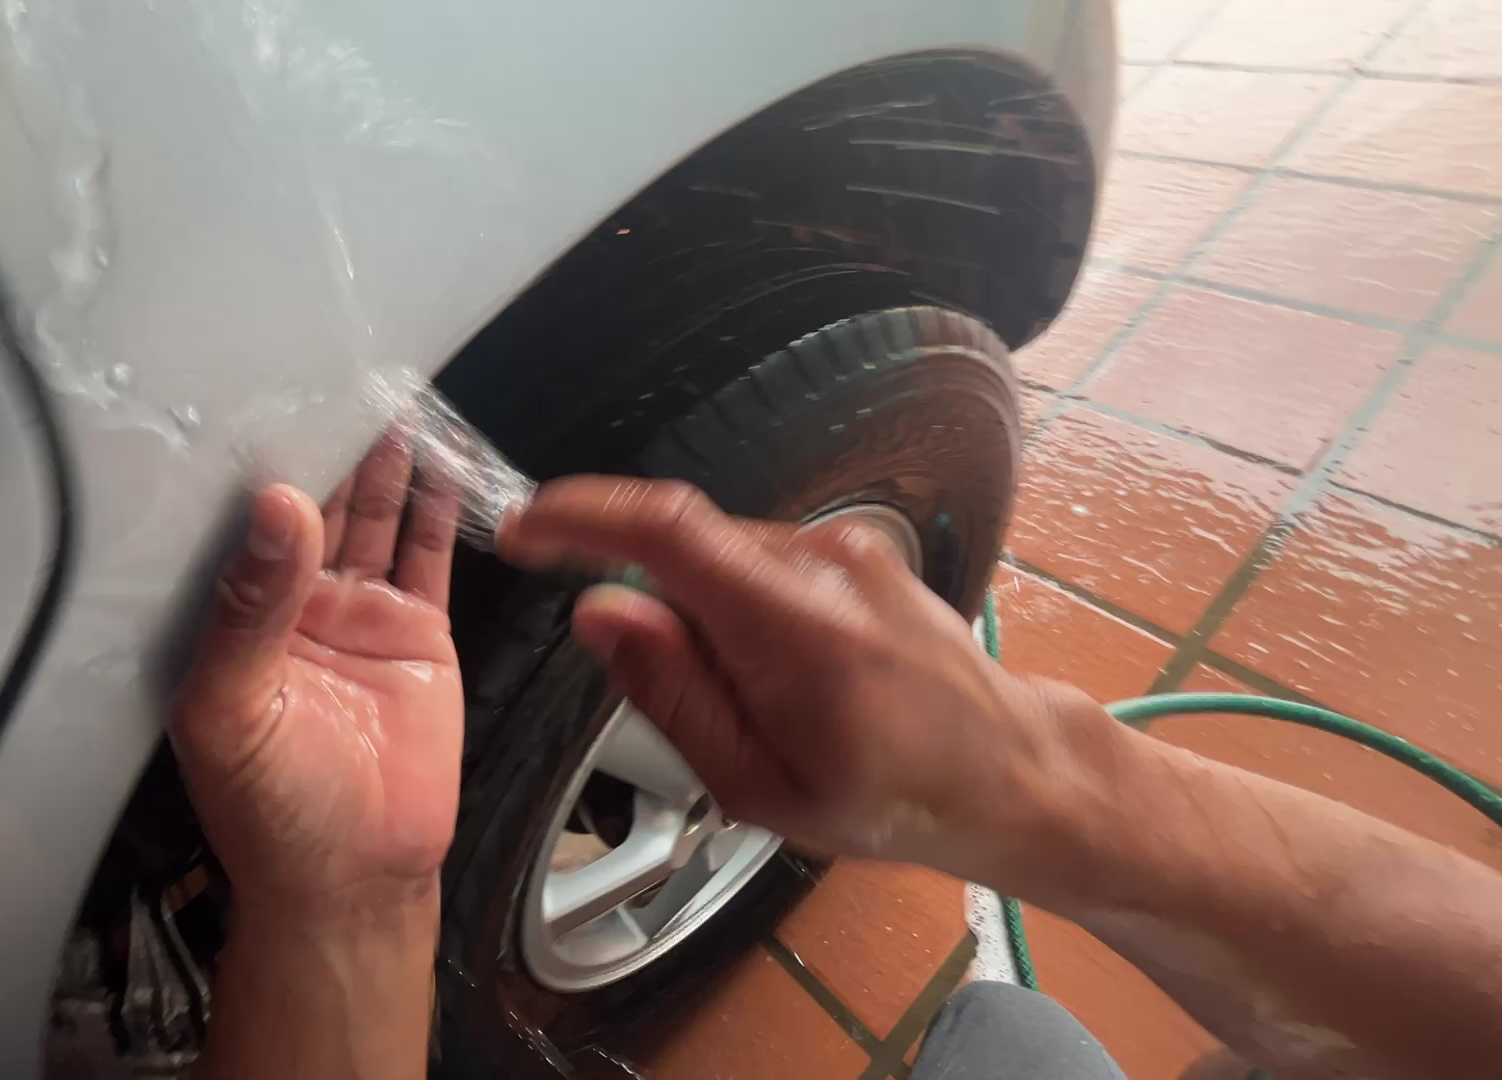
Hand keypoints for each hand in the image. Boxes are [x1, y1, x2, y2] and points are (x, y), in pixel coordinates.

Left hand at [172, 437, 464, 914]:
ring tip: (395, 409)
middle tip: (346, 384)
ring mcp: (364, 612)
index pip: (252, 524)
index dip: (266, 466)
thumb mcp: (236, 710)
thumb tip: (275, 511)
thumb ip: (251, 609)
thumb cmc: (276, 811)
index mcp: (244, 618)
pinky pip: (429, 556)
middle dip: (333, 448)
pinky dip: (437, 513)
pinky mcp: (420, 629)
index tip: (277, 405)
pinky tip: (440, 470)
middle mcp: (302, 605)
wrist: (359, 870)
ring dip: (386, 467)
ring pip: (376, 519)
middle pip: (320, 506)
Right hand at [496, 476, 1115, 888]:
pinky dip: (731, 605)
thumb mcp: (755, 782)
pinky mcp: (848, 545)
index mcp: (795, 628)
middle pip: (683, 550)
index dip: (582, 514)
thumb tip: (598, 610)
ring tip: (760, 696)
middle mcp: (819, 560)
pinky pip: (751, 558)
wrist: (1010, 769)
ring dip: (698, 616)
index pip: (667, 530)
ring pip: (715, 557)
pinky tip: (782, 667)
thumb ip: (669, 691)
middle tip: (700, 699)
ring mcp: (840, 545)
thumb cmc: (887, 798)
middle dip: (655, 610)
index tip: (524, 524)